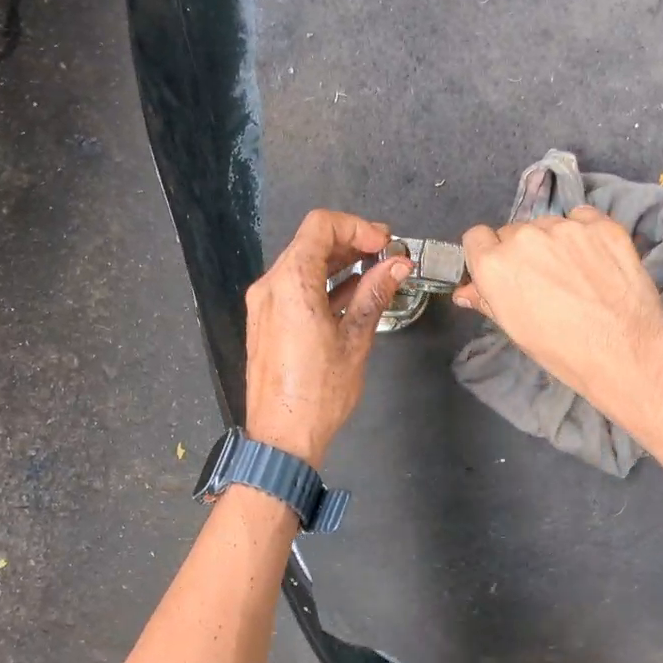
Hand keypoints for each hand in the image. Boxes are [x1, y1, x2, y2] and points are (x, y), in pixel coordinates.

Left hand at [244, 210, 411, 467]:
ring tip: (375, 273)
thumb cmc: (320, 392)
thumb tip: (397, 265)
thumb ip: (374, 294)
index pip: (321, 226)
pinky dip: (322, 285)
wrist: (282, 437)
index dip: (357, 226)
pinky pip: (294, 289)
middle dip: (351, 242)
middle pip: (310, 243)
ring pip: (302, 265)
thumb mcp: (355, 339)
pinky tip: (352, 294)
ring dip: (338, 263)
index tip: (385, 243)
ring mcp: (264, 305)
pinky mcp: (266, 322)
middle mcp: (270, 286)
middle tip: (386, 254)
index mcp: (290, 283)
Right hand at [453, 207, 662, 410]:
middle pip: (512, 232)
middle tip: (541, 280)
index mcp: (494, 265)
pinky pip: (581, 218)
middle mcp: (524, 237)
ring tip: (573, 273)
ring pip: (547, 225)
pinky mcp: (600, 224)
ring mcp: (564, 226)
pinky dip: (583, 233)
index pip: (476, 238)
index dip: (486, 255)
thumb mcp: (515, 329)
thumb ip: (487, 300)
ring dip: (552, 242)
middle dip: (521, 251)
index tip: (501, 272)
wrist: (622, 350)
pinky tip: (594, 260)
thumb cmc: (559, 350)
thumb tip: (465, 292)